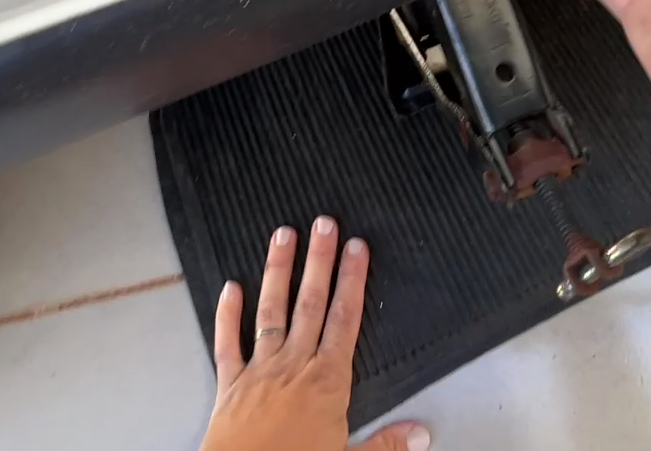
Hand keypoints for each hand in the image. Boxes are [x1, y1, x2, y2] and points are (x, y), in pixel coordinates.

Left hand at [200, 216, 430, 450]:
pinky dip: (227, 315)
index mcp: (327, 381)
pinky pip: (228, 344)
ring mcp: (260, 370)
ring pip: (271, 311)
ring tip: (283, 234)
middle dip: (319, 260)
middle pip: (310, 303)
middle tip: (324, 223)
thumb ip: (386, 445)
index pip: (345, 318)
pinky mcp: (229, 385)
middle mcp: (295, 365)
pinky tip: (229, 286)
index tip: (356, 247)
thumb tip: (423, 433)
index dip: (352, 280)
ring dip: (278, 271)